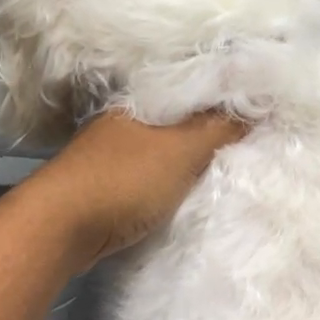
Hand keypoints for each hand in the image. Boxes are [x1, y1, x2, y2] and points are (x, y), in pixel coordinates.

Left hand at [17, 110, 244, 272]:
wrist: (60, 228)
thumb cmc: (124, 180)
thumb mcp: (183, 150)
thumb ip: (219, 127)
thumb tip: (257, 103)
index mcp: (141, 103)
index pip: (192, 91)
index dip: (225, 100)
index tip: (260, 112)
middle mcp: (124, 123)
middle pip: (179, 122)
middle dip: (210, 129)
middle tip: (253, 139)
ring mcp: (112, 156)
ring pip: (165, 149)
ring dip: (192, 157)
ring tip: (230, 164)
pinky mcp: (107, 188)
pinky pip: (154, 176)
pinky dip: (175, 180)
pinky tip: (192, 189)